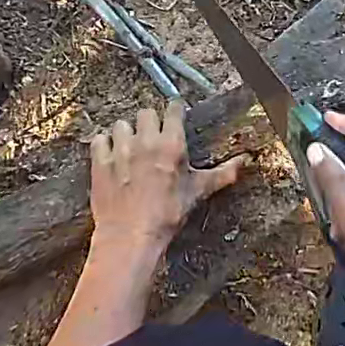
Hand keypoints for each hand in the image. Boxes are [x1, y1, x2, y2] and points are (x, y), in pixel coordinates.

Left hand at [89, 100, 245, 265]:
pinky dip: (104, 145)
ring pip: (121, 124)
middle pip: (146, 113)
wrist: (131, 236)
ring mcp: (121, 149)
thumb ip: (222, 173)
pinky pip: (100, 139)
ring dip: (126, 133)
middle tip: (152, 137)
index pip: (173, 109)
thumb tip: (244, 162)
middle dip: (150, 122)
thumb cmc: (167, 215)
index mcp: (171, 144)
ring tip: (130, 148)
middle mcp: (146, 141)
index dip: (175, 111)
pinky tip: (111, 156)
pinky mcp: (100, 161)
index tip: (175, 115)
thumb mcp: (197, 192)